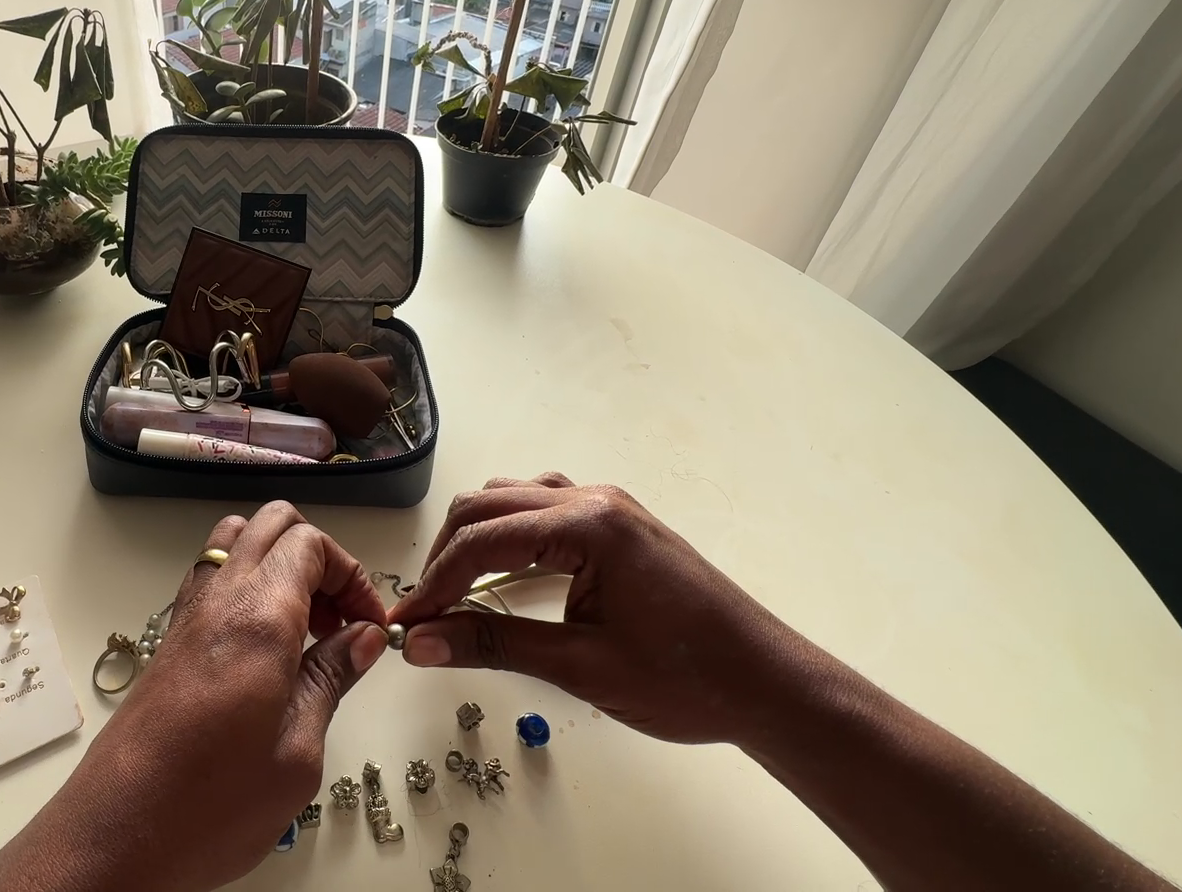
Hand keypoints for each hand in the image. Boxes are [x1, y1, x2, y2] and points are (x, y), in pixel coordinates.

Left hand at [0, 502, 388, 891]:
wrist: (116, 833)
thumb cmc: (211, 803)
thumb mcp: (297, 751)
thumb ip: (332, 678)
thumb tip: (364, 636)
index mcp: (258, 616)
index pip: (310, 544)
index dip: (352, 574)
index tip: (369, 624)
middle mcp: (220, 597)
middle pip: (274, 523)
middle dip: (320, 557)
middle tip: (341, 618)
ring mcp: (189, 610)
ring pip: (238, 538)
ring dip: (280, 561)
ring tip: (304, 623)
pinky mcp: (171, 634)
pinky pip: (214, 572)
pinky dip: (250, 580)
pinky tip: (267, 640)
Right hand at [387, 474, 834, 746]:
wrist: (772, 685)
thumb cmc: (688, 680)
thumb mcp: (582, 666)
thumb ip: (493, 644)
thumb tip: (421, 643)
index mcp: (588, 525)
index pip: (484, 541)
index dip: (435, 582)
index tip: (408, 623)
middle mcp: (593, 499)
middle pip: (488, 506)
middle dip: (446, 556)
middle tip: (424, 609)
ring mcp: (607, 505)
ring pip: (512, 497)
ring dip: (474, 536)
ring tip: (454, 587)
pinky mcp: (616, 521)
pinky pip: (542, 505)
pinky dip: (507, 529)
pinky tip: (504, 562)